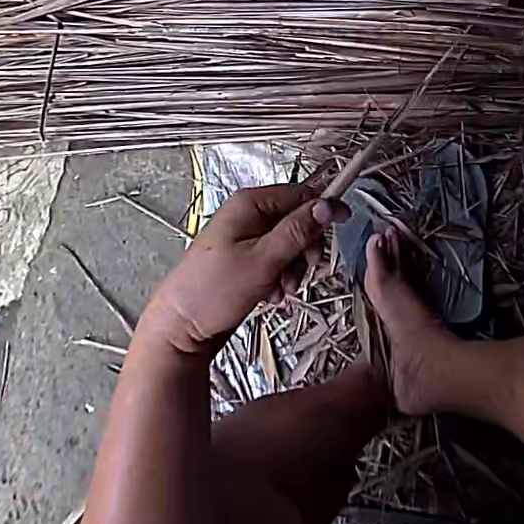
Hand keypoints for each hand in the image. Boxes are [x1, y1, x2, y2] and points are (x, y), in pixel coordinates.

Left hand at [139, 184, 348, 357]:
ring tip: (279, 291)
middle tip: (300, 273)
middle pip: (298, 220)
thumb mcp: (263, 260)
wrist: (178, 330)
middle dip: (305, 249)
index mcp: (250, 203)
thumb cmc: (215, 291)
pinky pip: (276, 261)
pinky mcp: (245, 260)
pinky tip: (269, 296)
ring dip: (293, 269)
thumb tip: (328, 204)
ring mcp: (246, 238)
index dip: (324, 208)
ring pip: (290, 244)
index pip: (300, 193)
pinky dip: (279, 278)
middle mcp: (248, 215)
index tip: (345, 223)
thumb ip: (298, 231)